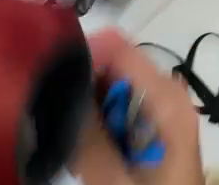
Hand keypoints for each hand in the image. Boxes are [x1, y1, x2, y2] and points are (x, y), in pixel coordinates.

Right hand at [70, 30, 203, 184]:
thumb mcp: (114, 182)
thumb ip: (86, 133)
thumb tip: (55, 88)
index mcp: (166, 97)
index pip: (117, 47)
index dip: (81, 58)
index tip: (51, 86)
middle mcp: (167, 94)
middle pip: (113, 66)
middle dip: (82, 89)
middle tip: (59, 125)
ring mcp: (162, 112)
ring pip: (111, 89)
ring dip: (87, 111)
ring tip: (73, 145)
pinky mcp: (153, 130)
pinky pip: (118, 111)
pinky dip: (98, 126)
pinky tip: (91, 155)